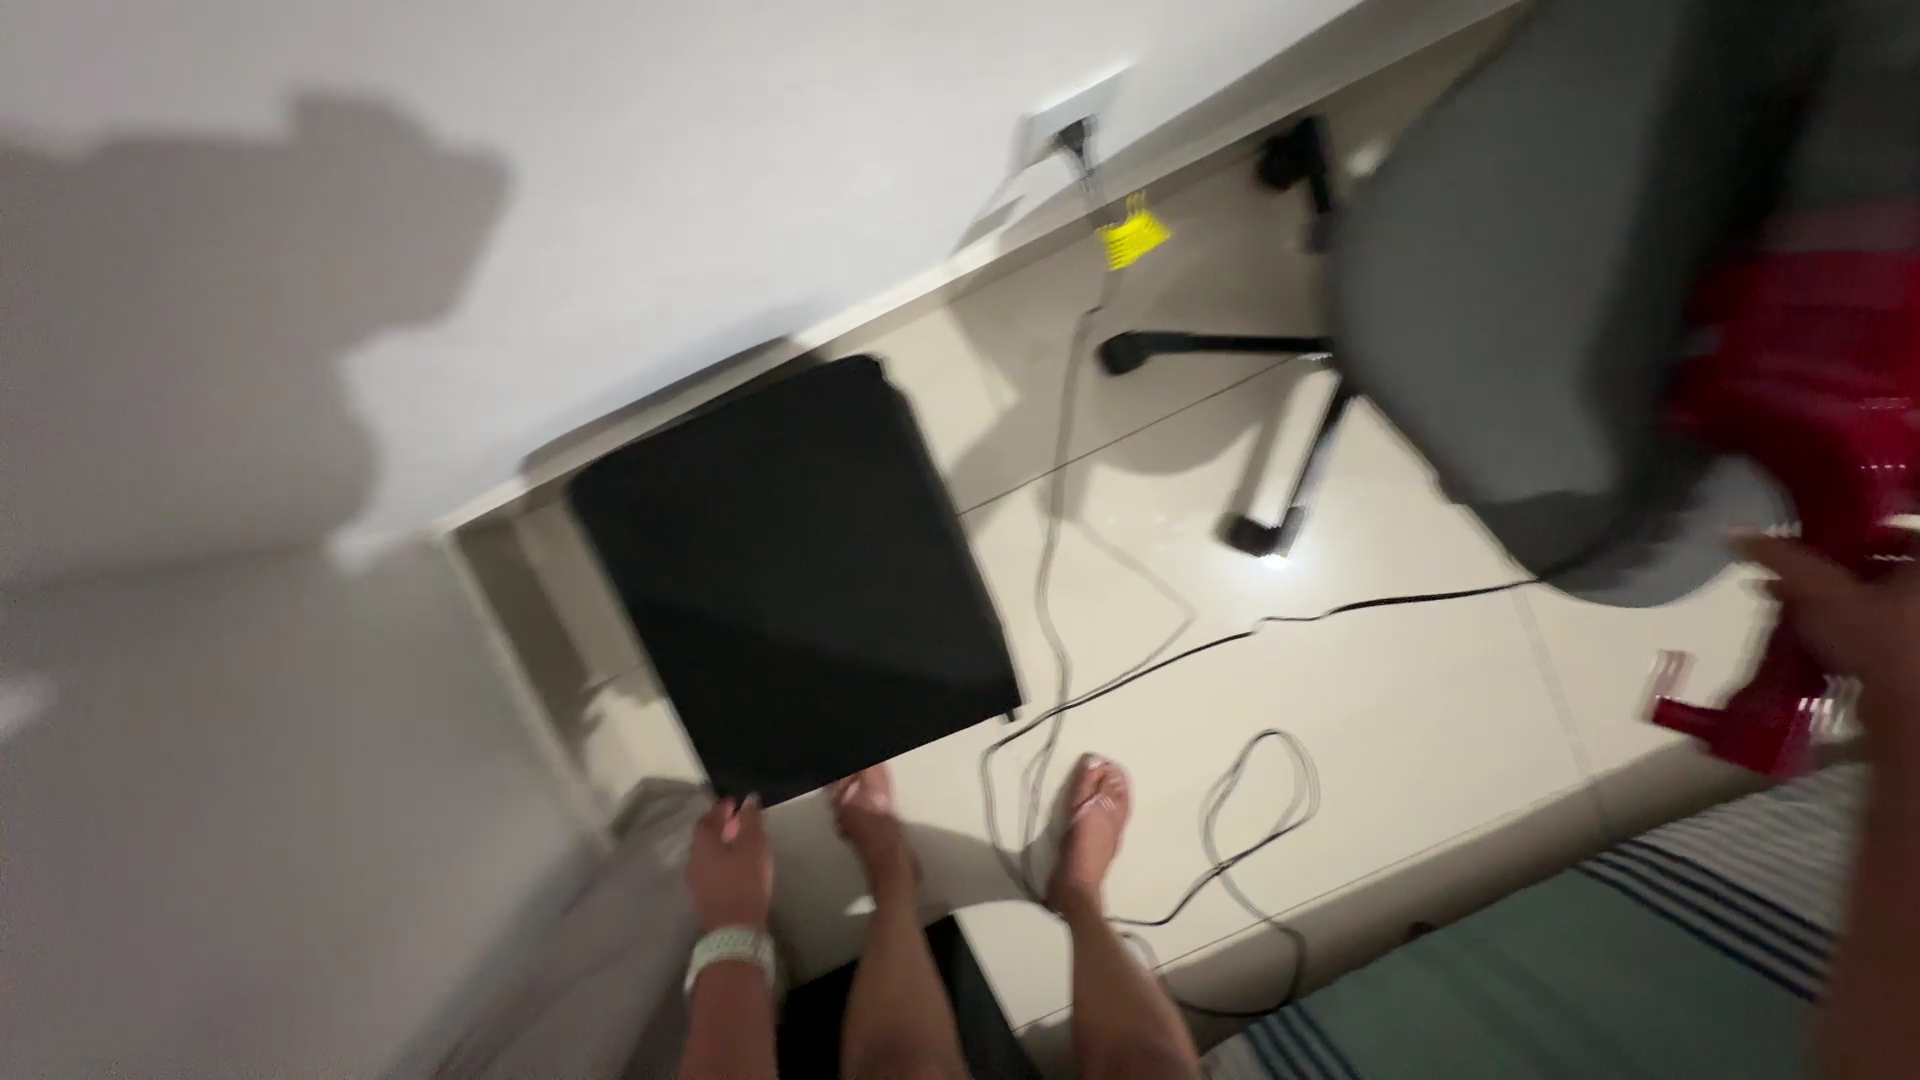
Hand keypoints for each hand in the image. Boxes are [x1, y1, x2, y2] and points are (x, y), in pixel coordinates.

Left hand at [687, 794, 772, 931]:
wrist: (735, 930)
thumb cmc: (745, 880)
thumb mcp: (754, 844)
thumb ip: (751, 819)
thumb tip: (749, 799)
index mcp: (702, 845)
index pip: (707, 819)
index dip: (720, 808)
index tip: (734, 802)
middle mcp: (693, 861)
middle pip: (705, 837)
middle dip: (721, 825)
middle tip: (739, 819)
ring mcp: (696, 882)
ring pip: (708, 854)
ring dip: (722, 843)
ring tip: (741, 840)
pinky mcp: (705, 897)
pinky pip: (712, 869)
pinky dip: (723, 859)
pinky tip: (738, 862)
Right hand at [1736, 532, 1919, 753]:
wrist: (1912, 708)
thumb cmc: (1878, 641)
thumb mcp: (1817, 592)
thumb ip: (1778, 559)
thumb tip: (1734, 534)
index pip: (1893, 530)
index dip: (1850, 531)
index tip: (1812, 541)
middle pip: (1881, 563)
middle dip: (1829, 568)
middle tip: (1788, 576)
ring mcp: (1918, 620)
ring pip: (1875, 595)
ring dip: (1830, 597)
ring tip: (1787, 605)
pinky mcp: (1910, 651)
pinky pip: (1879, 624)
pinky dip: (1844, 622)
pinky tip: (1811, 632)